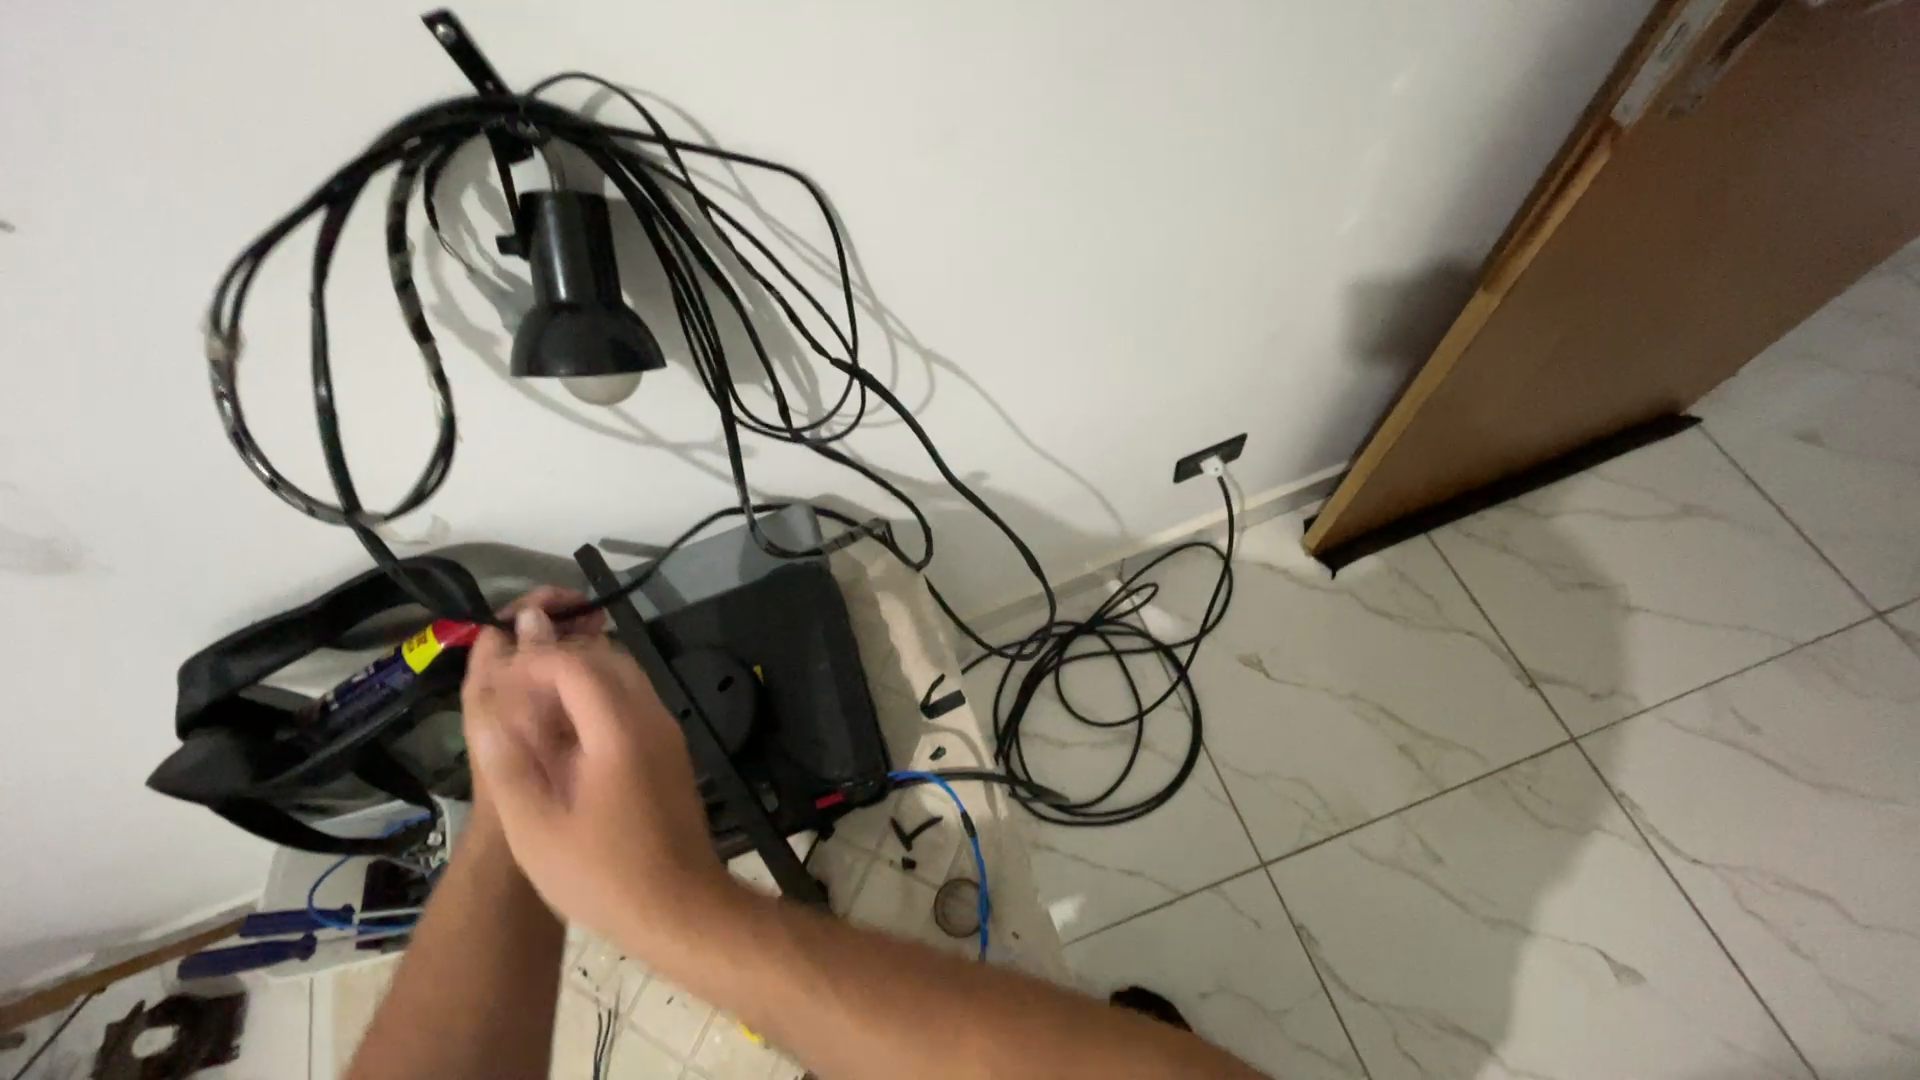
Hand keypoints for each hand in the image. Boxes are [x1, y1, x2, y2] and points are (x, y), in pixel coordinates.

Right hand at [460, 594, 728, 946]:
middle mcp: (652, 718)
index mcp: (620, 729)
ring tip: (534, 714)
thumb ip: (510, 766)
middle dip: (557, 665)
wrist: (679, 905)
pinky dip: (599, 704)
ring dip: (579, 683)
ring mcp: (668, 733)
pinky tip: (568, 740)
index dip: (534, 663)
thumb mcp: (536, 830)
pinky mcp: (672, 751)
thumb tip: (488, 717)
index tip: (499, 681)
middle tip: (514, 692)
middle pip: (607, 661)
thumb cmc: (602, 875)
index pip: (578, 664)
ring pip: (624, 680)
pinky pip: (635, 705)